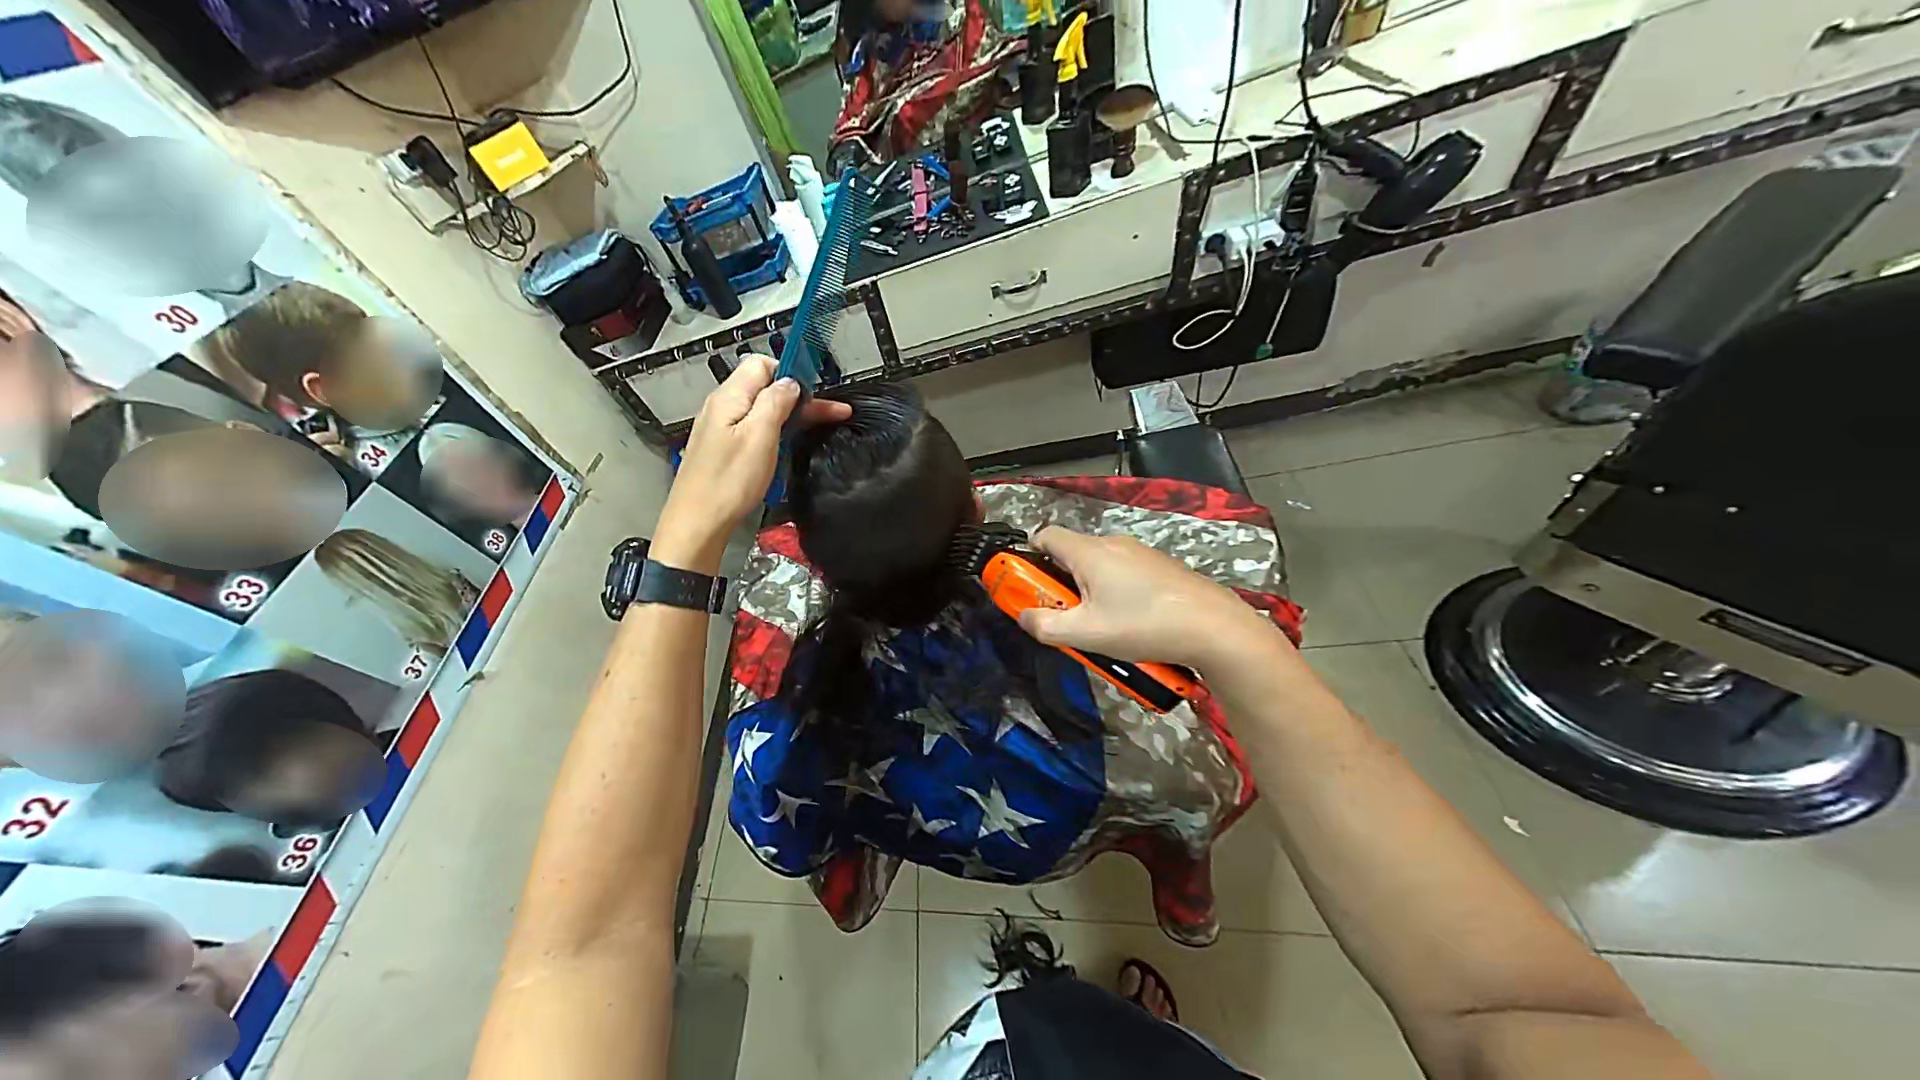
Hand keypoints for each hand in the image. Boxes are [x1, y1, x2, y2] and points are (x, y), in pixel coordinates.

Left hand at [653, 356, 850, 570]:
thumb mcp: (760, 437)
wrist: (699, 523)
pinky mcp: (723, 448)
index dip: (791, 373)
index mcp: (729, 397)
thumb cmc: (728, 483)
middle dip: (799, 397)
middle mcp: (722, 407)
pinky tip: (787, 443)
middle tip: (833, 413)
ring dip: (790, 414)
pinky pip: (753, 427)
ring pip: (761, 408)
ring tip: (816, 426)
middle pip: (764, 387)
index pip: (762, 364)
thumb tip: (790, 382)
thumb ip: (775, 402)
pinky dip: (776, 430)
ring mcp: (721, 428)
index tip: (816, 393)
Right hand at [1017, 526, 1285, 671]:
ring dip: (1088, 592)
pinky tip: (1131, 624)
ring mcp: (1141, 554)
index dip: (1027, 557)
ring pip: (1099, 567)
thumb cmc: (1144, 626)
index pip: (1044, 536)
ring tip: (1100, 628)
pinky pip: (1124, 575)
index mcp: (1089, 552)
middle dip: (1059, 584)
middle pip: (1070, 554)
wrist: (1215, 629)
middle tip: (1063, 616)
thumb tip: (1024, 616)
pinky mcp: (1161, 568)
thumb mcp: (1085, 634)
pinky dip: (1115, 594)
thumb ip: (1045, 625)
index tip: (1026, 586)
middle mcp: (1113, 544)